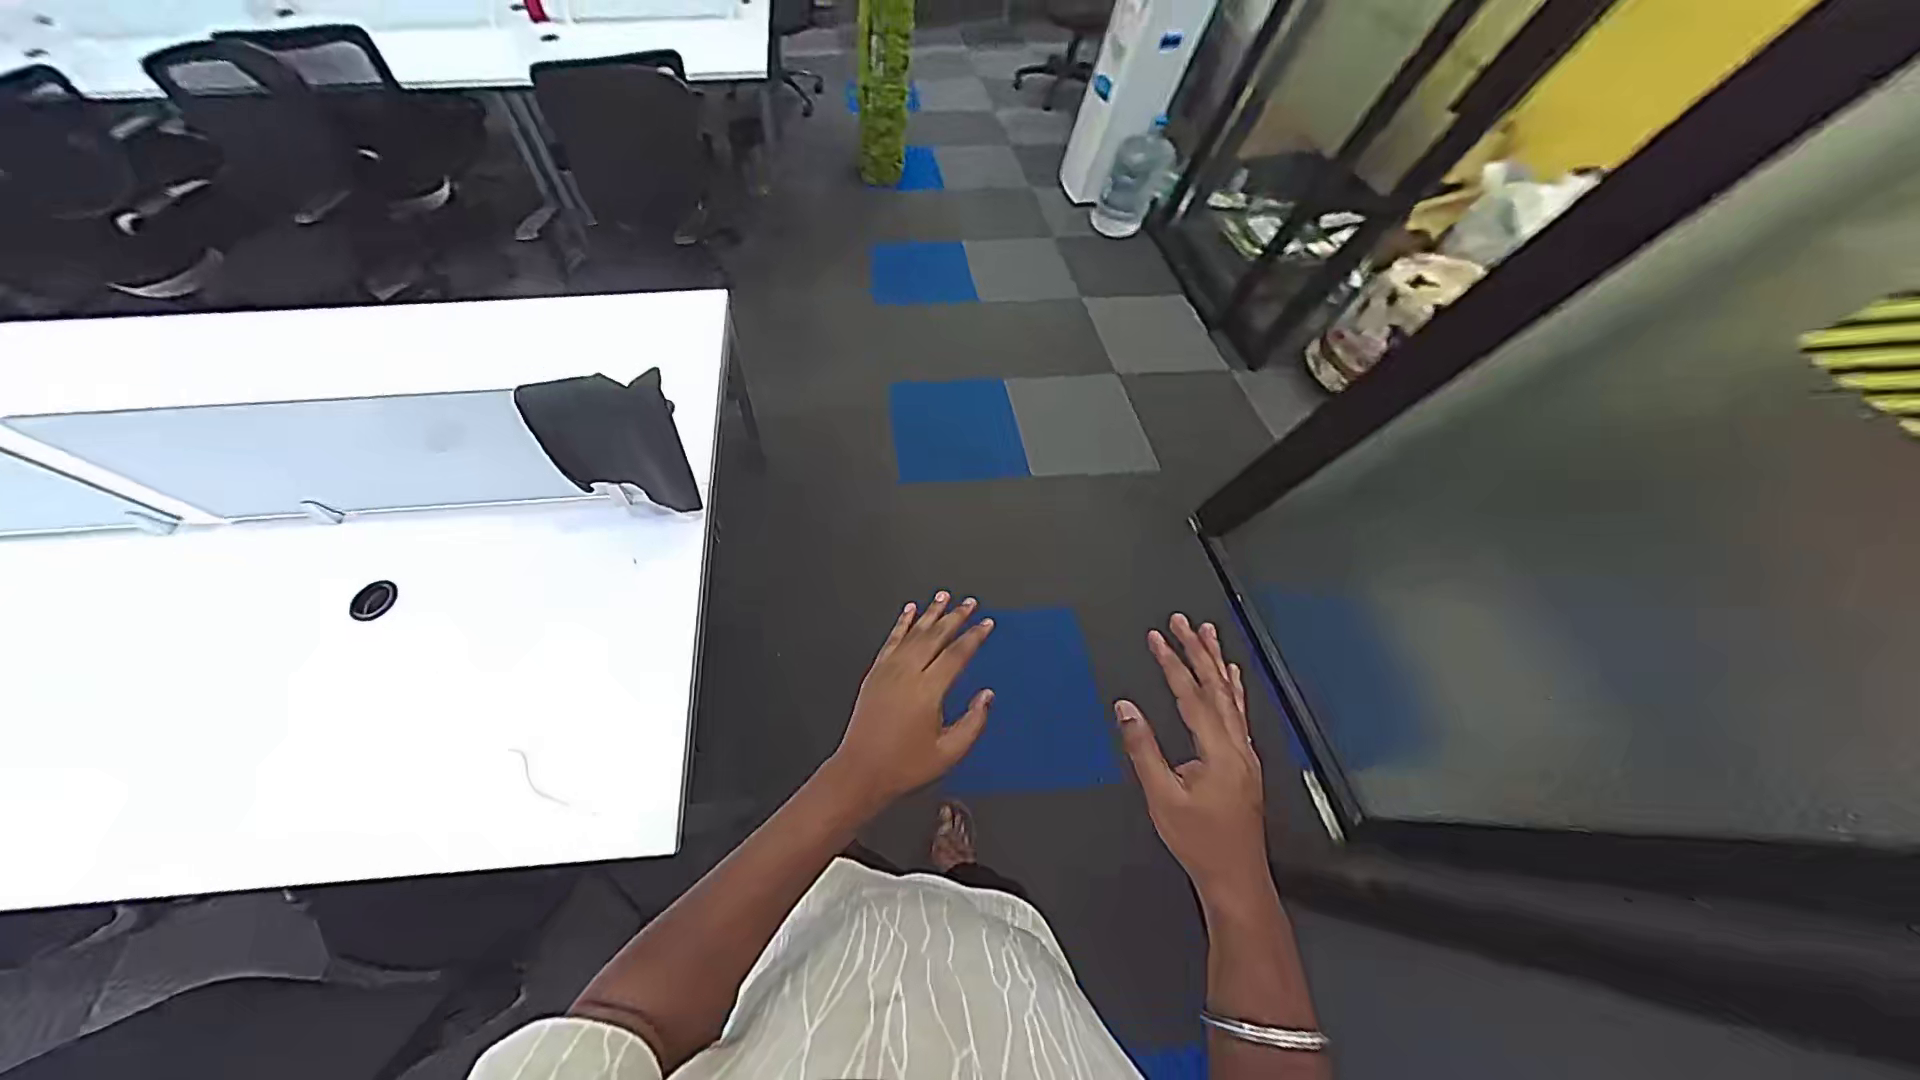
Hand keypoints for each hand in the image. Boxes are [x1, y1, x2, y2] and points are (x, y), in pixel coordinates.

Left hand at [824, 591, 994, 808]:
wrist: (860, 772)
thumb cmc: (903, 766)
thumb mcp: (949, 752)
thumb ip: (973, 722)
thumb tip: (986, 696)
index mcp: (927, 691)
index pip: (956, 654)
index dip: (974, 636)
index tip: (986, 623)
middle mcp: (906, 675)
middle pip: (936, 636)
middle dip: (955, 616)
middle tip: (970, 603)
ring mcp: (888, 671)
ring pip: (914, 632)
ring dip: (931, 612)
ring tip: (944, 596)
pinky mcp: (875, 674)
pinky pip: (891, 640)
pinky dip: (902, 623)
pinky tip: (909, 611)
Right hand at [1116, 614, 1270, 904]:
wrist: (1236, 877)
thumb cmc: (1202, 842)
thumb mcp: (1162, 796)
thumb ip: (1143, 748)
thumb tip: (1127, 710)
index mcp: (1218, 752)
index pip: (1191, 695)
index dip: (1173, 663)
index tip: (1158, 638)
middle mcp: (1237, 747)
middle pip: (1215, 687)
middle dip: (1197, 650)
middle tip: (1184, 623)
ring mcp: (1244, 754)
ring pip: (1230, 696)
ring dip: (1217, 662)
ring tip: (1208, 635)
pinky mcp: (1244, 762)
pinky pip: (1238, 712)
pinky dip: (1232, 688)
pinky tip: (1231, 677)